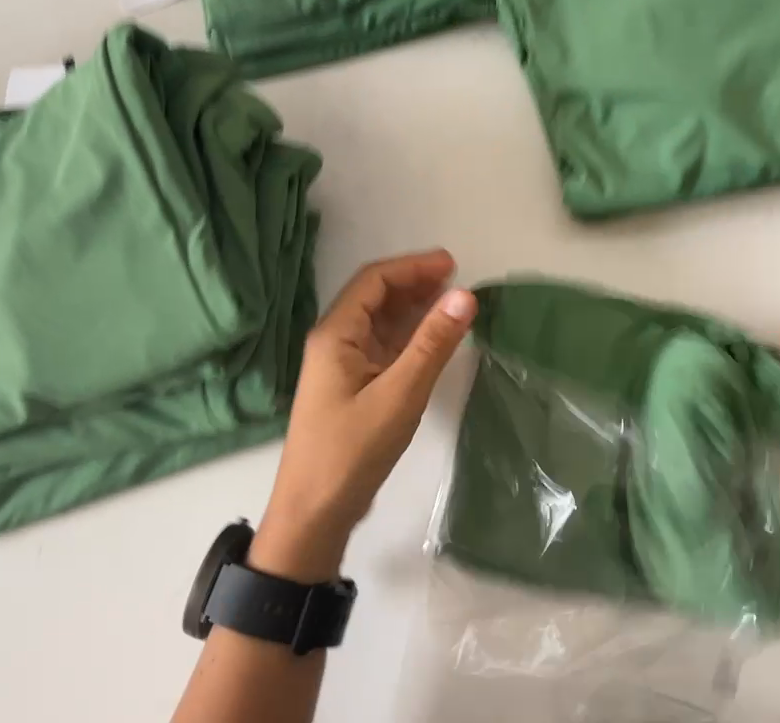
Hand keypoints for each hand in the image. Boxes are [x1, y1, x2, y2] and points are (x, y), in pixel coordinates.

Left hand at [252, 249, 476, 581]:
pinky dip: (411, 338)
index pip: (374, 281)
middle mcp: (336, 343)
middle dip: (415, 284)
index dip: (412, 267)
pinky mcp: (354, 390)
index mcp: (336, 335)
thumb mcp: (399, 394)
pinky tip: (435, 341)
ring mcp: (344, 368)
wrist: (314, 515)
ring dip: (415, 310)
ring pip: (381, 324)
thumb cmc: (351, 451)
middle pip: (376, 298)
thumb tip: (466, 295)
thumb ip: (432, 344)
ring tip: (453, 305)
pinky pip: (385, 349)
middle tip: (458, 282)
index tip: (453, 265)